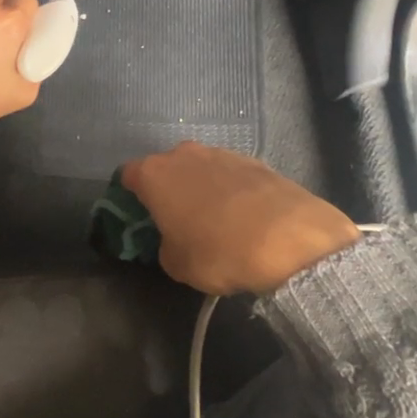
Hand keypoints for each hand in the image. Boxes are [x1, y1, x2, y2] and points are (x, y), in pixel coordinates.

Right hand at [123, 142, 359, 294]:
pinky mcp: (255, 160)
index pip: (128, 176)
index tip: (140, 217)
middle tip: (179, 221)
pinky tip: (246, 218)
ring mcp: (222, 153)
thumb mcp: (176, 264)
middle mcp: (184, 154)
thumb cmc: (218, 252)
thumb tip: (174, 237)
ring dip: (203, 189)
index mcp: (154, 174)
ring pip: (201, 169)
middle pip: (167, 169)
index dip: (130, 196)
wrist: (288, 238)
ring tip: (218, 222)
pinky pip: (231, 176)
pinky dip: (232, 191)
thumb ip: (165, 244)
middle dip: (169, 190)